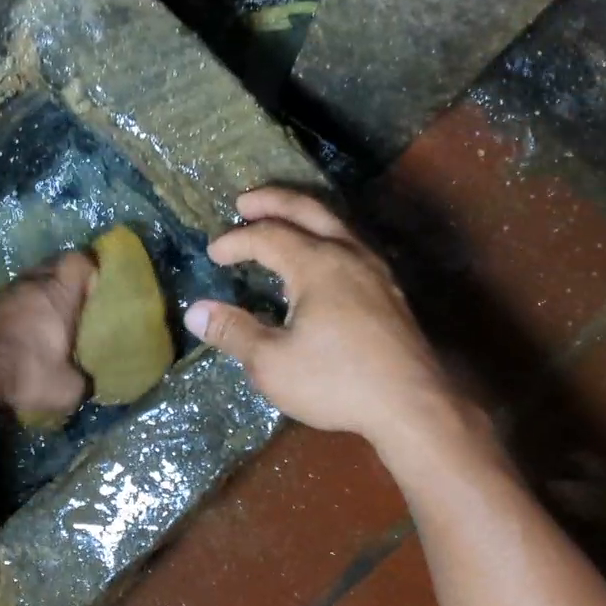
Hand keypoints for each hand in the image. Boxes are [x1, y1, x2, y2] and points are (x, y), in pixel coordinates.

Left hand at [0, 251, 95, 415]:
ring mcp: (3, 294)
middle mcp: (31, 284)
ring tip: (48, 321)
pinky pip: (10, 301)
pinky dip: (19, 311)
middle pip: (53, 267)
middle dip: (65, 282)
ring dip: (39, 296)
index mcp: (58, 293)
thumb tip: (84, 381)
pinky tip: (22, 333)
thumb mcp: (69, 389)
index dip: (89, 270)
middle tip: (75, 306)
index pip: (79, 260)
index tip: (95, 290)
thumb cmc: (29, 374)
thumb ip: (83, 379)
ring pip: (29, 283)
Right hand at [184, 189, 458, 443]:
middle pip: (308, 210)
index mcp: (317, 265)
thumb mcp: (271, 362)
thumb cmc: (336, 381)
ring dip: (303, 216)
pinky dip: (326, 238)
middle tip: (245, 201)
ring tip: (281, 222)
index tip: (213, 255)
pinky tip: (321, 261)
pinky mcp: (389, 292)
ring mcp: (375, 271)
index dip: (236, 241)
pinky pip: (352, 245)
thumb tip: (195, 311)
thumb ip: (233, 332)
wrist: (411, 404)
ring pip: (336, 224)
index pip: (267, 236)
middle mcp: (348, 255)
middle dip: (273, 201)